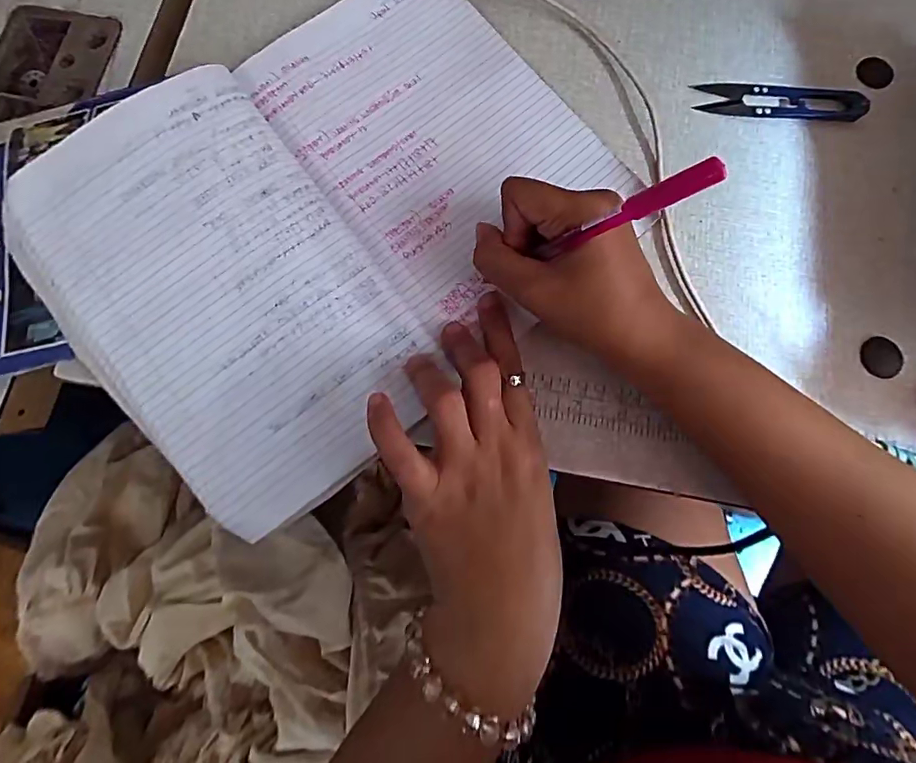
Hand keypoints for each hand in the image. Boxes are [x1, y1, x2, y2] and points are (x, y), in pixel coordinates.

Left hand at [366, 294, 560, 718]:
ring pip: (445, 402)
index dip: (500, 335)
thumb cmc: (529, 551)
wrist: (506, 610)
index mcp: (530, 447)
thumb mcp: (538, 488)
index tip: (487, 304)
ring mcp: (463, 474)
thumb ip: (519, 444)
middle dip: (464, 344)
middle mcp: (499, 451)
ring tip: (415, 359)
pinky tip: (377, 400)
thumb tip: (497, 406)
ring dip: (427, 372)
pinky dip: (386, 422)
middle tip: (448, 327)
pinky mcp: (429, 501)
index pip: (517, 376)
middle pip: (482, 378)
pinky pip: (402, 452)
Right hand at [471, 177, 686, 367]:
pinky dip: (552, 252)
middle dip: (524, 242)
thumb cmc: (594, 316)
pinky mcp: (604, 227)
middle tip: (544, 278)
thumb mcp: (532, 291)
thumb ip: (494, 258)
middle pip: (530, 204)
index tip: (532, 265)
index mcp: (585, 205)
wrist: (644, 338)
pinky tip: (567, 277)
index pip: (517, 193)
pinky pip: (559, 227)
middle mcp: (596, 199)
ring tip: (558, 280)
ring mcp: (603, 212)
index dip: (511, 231)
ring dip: (537, 250)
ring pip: (542, 218)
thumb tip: (483, 233)